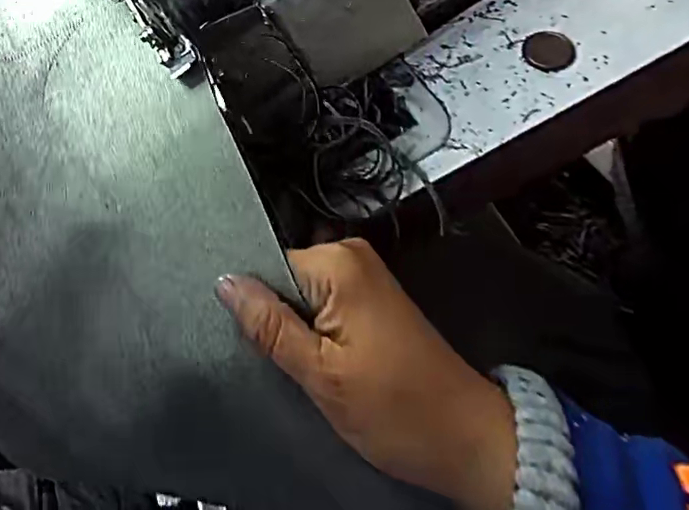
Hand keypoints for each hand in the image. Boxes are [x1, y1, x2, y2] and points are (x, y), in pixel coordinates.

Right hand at [218, 239, 515, 509]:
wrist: (462, 433)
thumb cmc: (400, 408)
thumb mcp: (321, 374)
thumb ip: (269, 326)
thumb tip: (227, 284)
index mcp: (339, 261)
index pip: (269, 265)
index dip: (257, 305)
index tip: (258, 340)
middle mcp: (352, 254)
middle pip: (285, 277)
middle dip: (278, 319)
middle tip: (293, 362)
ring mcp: (363, 273)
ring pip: (302, 293)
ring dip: (298, 330)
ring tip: (315, 366)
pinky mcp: (369, 294)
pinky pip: (323, 302)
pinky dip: (316, 331)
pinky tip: (329, 362)